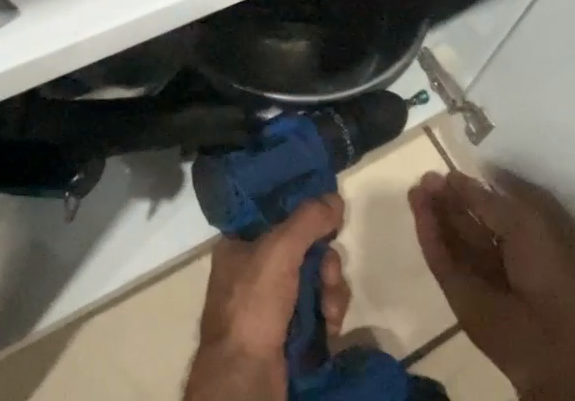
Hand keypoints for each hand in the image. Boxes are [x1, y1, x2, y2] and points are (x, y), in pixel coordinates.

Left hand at [183, 194, 347, 400]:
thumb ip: (307, 220)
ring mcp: (272, 301)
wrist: (246, 377)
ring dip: (331, 291)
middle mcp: (254, 269)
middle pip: (304, 248)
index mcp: (239, 244)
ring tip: (329, 311)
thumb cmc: (252, 305)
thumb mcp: (278, 250)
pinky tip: (330, 327)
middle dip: (325, 263)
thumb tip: (334, 197)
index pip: (277, 215)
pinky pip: (319, 307)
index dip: (304, 215)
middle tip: (326, 276)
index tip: (328, 217)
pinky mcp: (290, 328)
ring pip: (316, 278)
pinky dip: (329, 314)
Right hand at [410, 171, 574, 400]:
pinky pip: (438, 254)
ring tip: (416, 189)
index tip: (450, 173)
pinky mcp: (453, 287)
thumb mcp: (522, 223)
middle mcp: (496, 252)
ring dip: (432, 211)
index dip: (470, 191)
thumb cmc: (544, 271)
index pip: (490, 209)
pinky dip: (427, 232)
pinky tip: (418, 209)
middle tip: (427, 177)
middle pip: (465, 220)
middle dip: (447, 198)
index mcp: (522, 237)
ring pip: (448, 235)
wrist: (542, 335)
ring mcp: (473, 271)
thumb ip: (486, 202)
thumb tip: (457, 180)